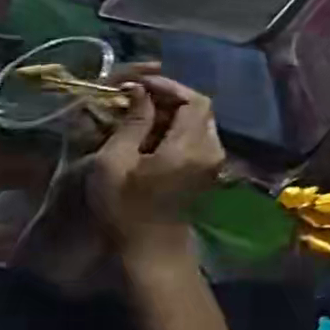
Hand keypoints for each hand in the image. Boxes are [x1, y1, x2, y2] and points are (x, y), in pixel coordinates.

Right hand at [86, 76, 223, 260]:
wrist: (149, 246)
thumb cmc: (124, 206)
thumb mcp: (115, 161)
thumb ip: (132, 123)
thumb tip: (139, 92)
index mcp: (193, 146)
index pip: (195, 101)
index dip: (169, 86)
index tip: (139, 84)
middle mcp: (213, 148)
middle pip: (201, 109)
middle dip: (170, 98)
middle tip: (135, 96)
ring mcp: (215, 159)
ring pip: (200, 122)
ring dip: (172, 112)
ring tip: (137, 112)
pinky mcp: (208, 167)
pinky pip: (198, 137)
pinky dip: (176, 128)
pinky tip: (148, 131)